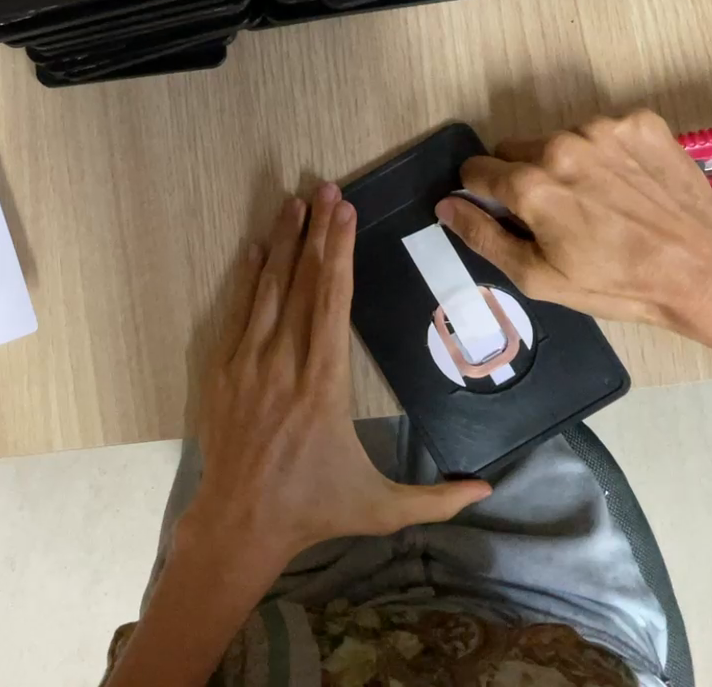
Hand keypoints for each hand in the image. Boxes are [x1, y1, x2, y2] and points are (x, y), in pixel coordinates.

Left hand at [181, 184, 492, 574]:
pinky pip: (237, 312)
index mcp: (325, 384)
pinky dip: (247, 277)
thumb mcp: (381, 510)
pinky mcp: (222, 369)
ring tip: (292, 203)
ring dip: (281, 242)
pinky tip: (254, 249)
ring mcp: (247, 362)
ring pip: (267, 289)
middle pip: (302, 282)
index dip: (340, 252)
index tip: (345, 213)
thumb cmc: (313, 509)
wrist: (239, 523)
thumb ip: (437, 499)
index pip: (333, 301)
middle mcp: (284, 362)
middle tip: (325, 188)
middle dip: (316, 231)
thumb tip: (490, 489)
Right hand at [434, 110, 711, 340]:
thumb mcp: (538, 277)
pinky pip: (599, 131)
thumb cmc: (617, 283)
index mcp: (530, 185)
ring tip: (598, 201)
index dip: (483, 194)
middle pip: (513, 150)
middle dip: (522, 177)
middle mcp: (560, 145)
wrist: (708, 269)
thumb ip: (483, 236)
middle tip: (556, 214)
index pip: (476, 169)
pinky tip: (627, 185)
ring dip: (563, 164)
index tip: (506, 214)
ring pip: (555, 139)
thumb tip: (445, 205)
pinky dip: (604, 153)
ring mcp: (603, 129)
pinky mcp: (639, 122)